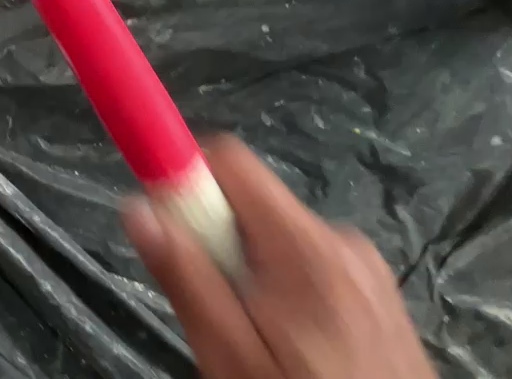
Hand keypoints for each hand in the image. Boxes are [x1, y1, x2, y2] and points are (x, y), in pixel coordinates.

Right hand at [124, 135, 434, 378]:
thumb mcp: (231, 354)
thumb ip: (185, 276)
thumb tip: (135, 205)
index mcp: (306, 246)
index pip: (227, 157)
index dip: (182, 172)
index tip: (164, 215)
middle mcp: (341, 239)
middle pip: (246, 198)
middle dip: (212, 234)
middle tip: (211, 298)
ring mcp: (365, 266)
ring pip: (270, 230)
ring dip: (245, 264)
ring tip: (252, 331)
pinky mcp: (377, 289)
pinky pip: (302, 257)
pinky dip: (279, 283)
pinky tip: (288, 340)